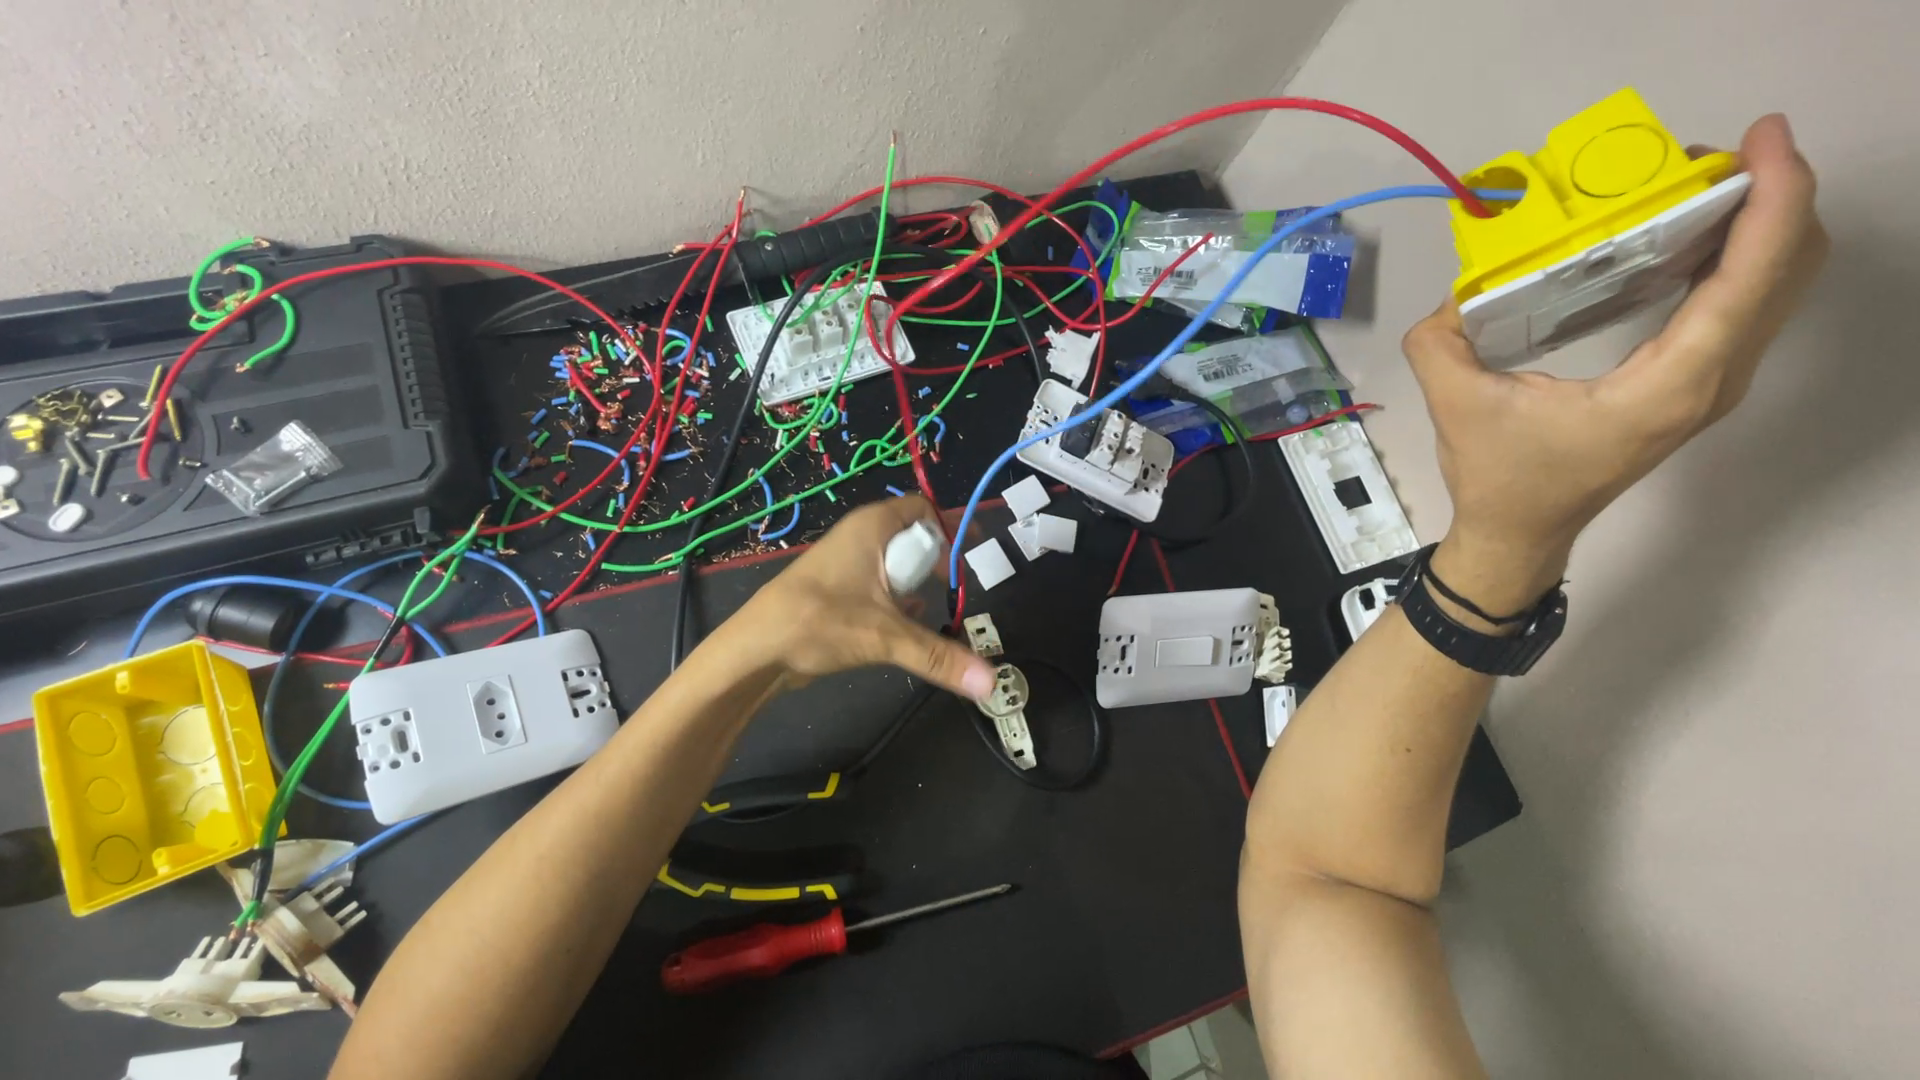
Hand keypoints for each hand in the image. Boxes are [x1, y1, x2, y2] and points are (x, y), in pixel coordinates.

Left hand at [731, 495, 994, 699]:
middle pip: (912, 536)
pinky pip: (880, 587)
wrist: (755, 651)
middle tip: (959, 583)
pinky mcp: (839, 592)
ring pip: (896, 565)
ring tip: (943, 603)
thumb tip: (991, 683)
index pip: (923, 508)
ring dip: (918, 582)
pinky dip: (899, 601)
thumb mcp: (886, 637)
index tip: (973, 550)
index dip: (949, 526)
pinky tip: (911, 622)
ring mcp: (847, 565)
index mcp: (872, 527)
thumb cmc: (820, 623)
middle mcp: (861, 538)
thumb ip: (939, 657)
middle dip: (937, 558)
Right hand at [1403, 113, 1826, 616]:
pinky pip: (1746, 306)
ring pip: (1778, 285)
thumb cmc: (1500, 478)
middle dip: (1773, 196)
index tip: (1757, 139)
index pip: (1752, 275)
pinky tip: (1687, 240)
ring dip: (1759, 225)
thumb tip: (1456, 296)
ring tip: (1702, 186)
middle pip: (1789, 268)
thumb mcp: (1457, 404)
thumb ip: (1442, 341)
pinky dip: (1739, 258)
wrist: (1521, 534)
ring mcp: (1713, 385)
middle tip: (1713, 157)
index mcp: (1670, 383)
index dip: (1772, 196)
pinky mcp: (1697, 386)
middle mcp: (1714, 380)